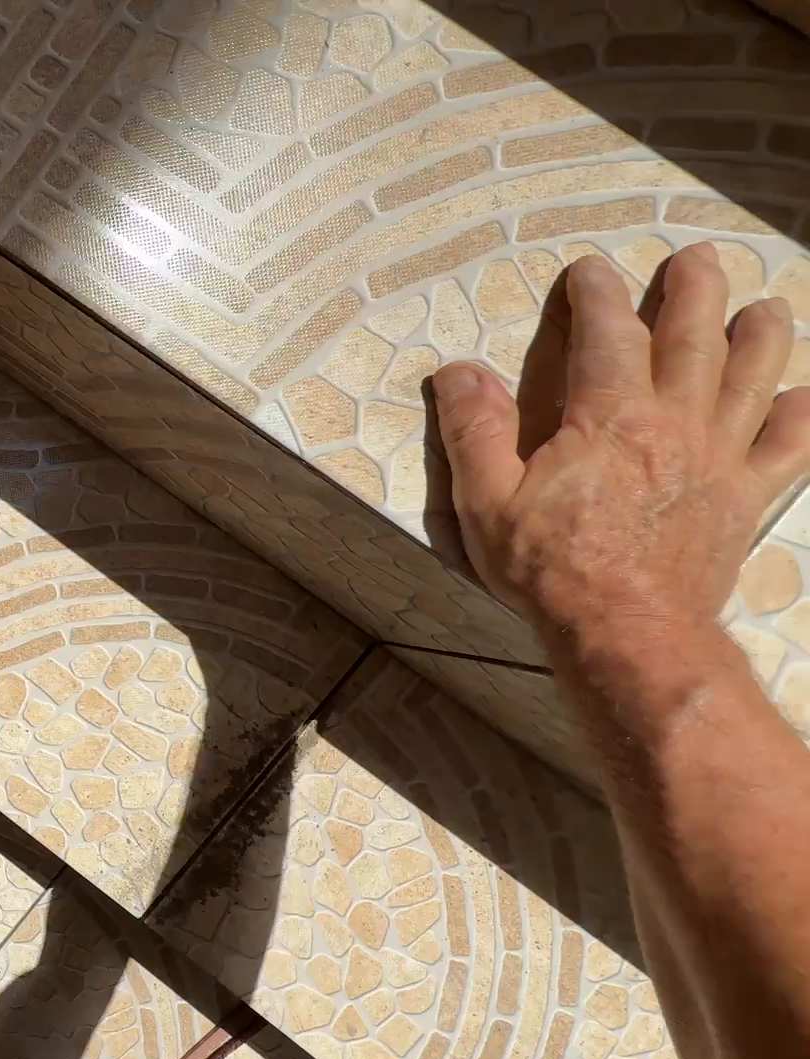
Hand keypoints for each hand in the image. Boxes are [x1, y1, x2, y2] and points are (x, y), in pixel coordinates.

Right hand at [431, 244, 809, 648]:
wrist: (624, 625)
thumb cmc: (544, 562)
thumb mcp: (484, 497)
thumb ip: (473, 430)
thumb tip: (457, 372)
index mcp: (608, 421)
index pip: (609, 339)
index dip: (599, 297)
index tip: (589, 269)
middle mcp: (677, 425)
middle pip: (696, 342)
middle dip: (695, 293)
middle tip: (696, 259)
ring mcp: (723, 459)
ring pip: (758, 378)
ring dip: (764, 334)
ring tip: (765, 306)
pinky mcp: (749, 496)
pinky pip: (793, 443)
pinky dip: (801, 411)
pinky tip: (797, 394)